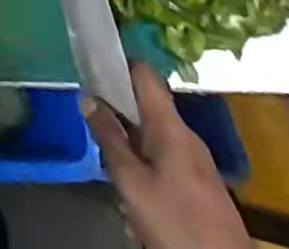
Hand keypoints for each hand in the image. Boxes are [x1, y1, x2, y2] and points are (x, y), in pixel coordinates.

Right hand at [84, 60, 251, 248]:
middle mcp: (185, 136)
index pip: (144, 74)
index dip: (118, 65)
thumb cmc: (176, 223)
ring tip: (112, 178)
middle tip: (94, 134)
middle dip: (117, 117)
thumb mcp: (132, 183)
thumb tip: (89, 98)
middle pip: (145, 107)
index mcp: (171, 127)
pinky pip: (164, 163)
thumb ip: (109, 139)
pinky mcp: (199, 185)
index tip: (92, 69)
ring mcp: (196, 161)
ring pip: (151, 139)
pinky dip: (144, 171)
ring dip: (128, 151)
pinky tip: (135, 203)